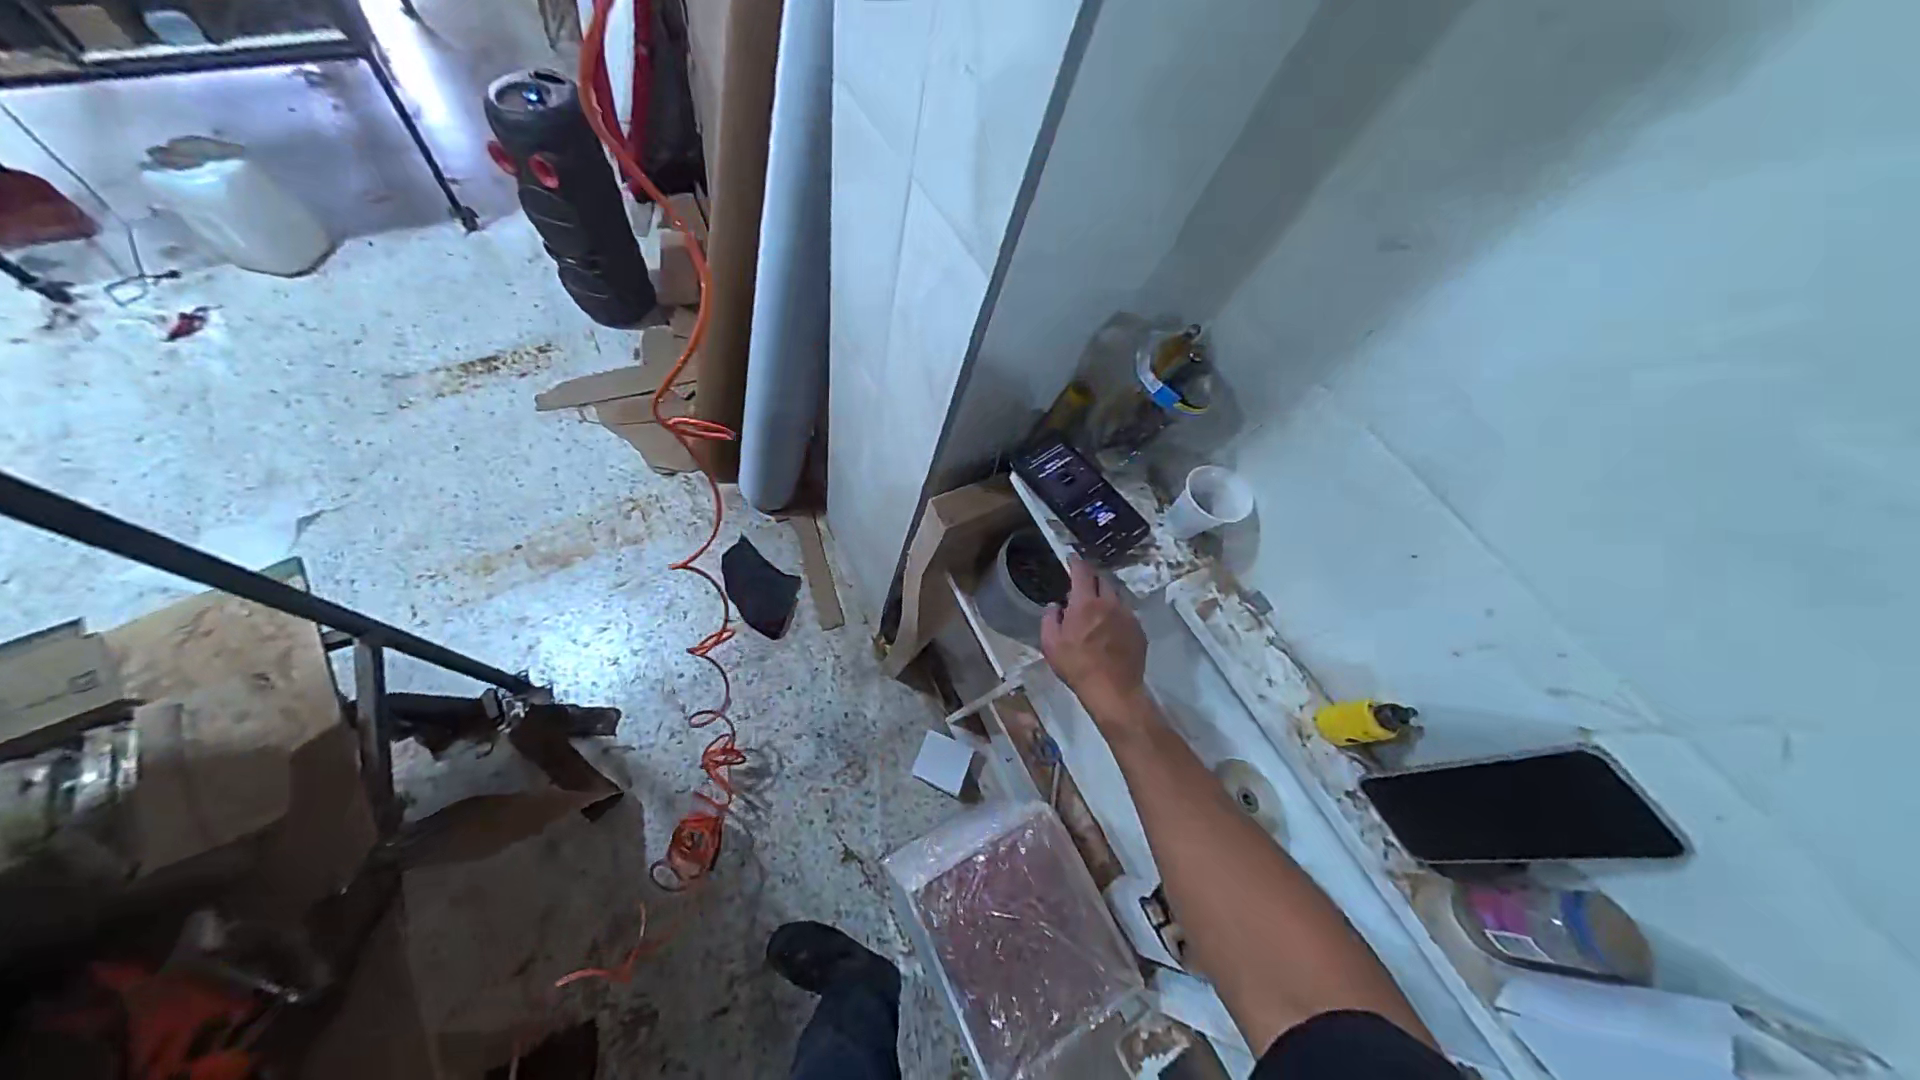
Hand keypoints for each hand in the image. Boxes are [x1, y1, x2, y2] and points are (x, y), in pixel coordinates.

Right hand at [1040, 557, 1147, 716]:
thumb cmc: (1077, 666)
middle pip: (1102, 580)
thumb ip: (1050, 619)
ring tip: (1097, 610)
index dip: (1076, 562)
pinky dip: (1116, 615)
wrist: (1113, 691)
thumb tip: (1055, 606)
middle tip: (1082, 588)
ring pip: (1116, 597)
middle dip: (1092, 580)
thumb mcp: (1050, 644)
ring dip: (1105, 597)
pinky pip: (1126, 614)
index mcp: (1086, 603)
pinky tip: (1111, 629)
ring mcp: (1128, 616)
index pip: (1082, 572)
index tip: (1072, 559)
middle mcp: (1110, 603)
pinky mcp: (1139, 630)